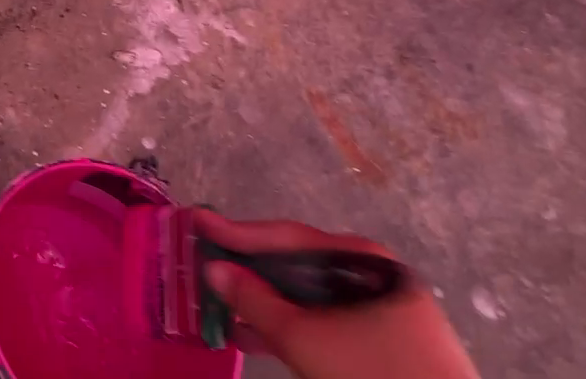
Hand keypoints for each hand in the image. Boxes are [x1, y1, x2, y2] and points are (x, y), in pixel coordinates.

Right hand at [195, 210, 479, 378]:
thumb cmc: (370, 373)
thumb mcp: (301, 337)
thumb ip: (252, 299)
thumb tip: (215, 269)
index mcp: (361, 259)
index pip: (284, 236)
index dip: (235, 231)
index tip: (196, 221)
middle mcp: (374, 275)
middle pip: (297, 264)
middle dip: (249, 271)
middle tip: (207, 266)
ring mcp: (385, 311)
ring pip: (310, 297)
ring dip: (265, 303)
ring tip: (222, 309)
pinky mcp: (389, 343)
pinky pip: (327, 320)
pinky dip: (292, 324)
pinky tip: (258, 336)